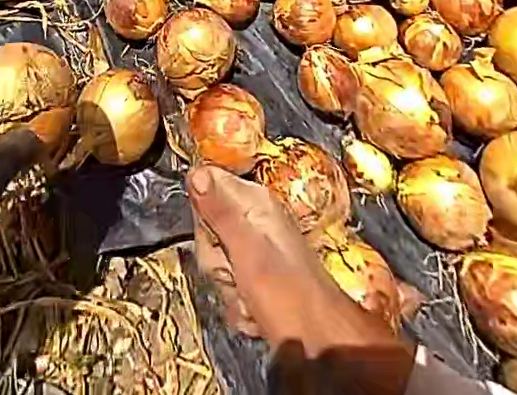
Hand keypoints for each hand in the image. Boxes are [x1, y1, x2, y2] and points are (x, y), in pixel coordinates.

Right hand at [187, 165, 411, 390]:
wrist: (320, 343)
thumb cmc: (290, 295)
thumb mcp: (247, 248)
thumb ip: (220, 211)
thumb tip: (196, 173)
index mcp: (256, 202)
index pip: (208, 185)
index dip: (203, 213)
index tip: (214, 236)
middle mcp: (256, 219)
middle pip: (207, 226)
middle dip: (214, 257)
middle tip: (235, 272)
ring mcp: (256, 247)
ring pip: (215, 257)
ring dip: (225, 283)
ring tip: (247, 295)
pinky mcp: (256, 274)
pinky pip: (227, 279)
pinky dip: (235, 299)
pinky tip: (252, 308)